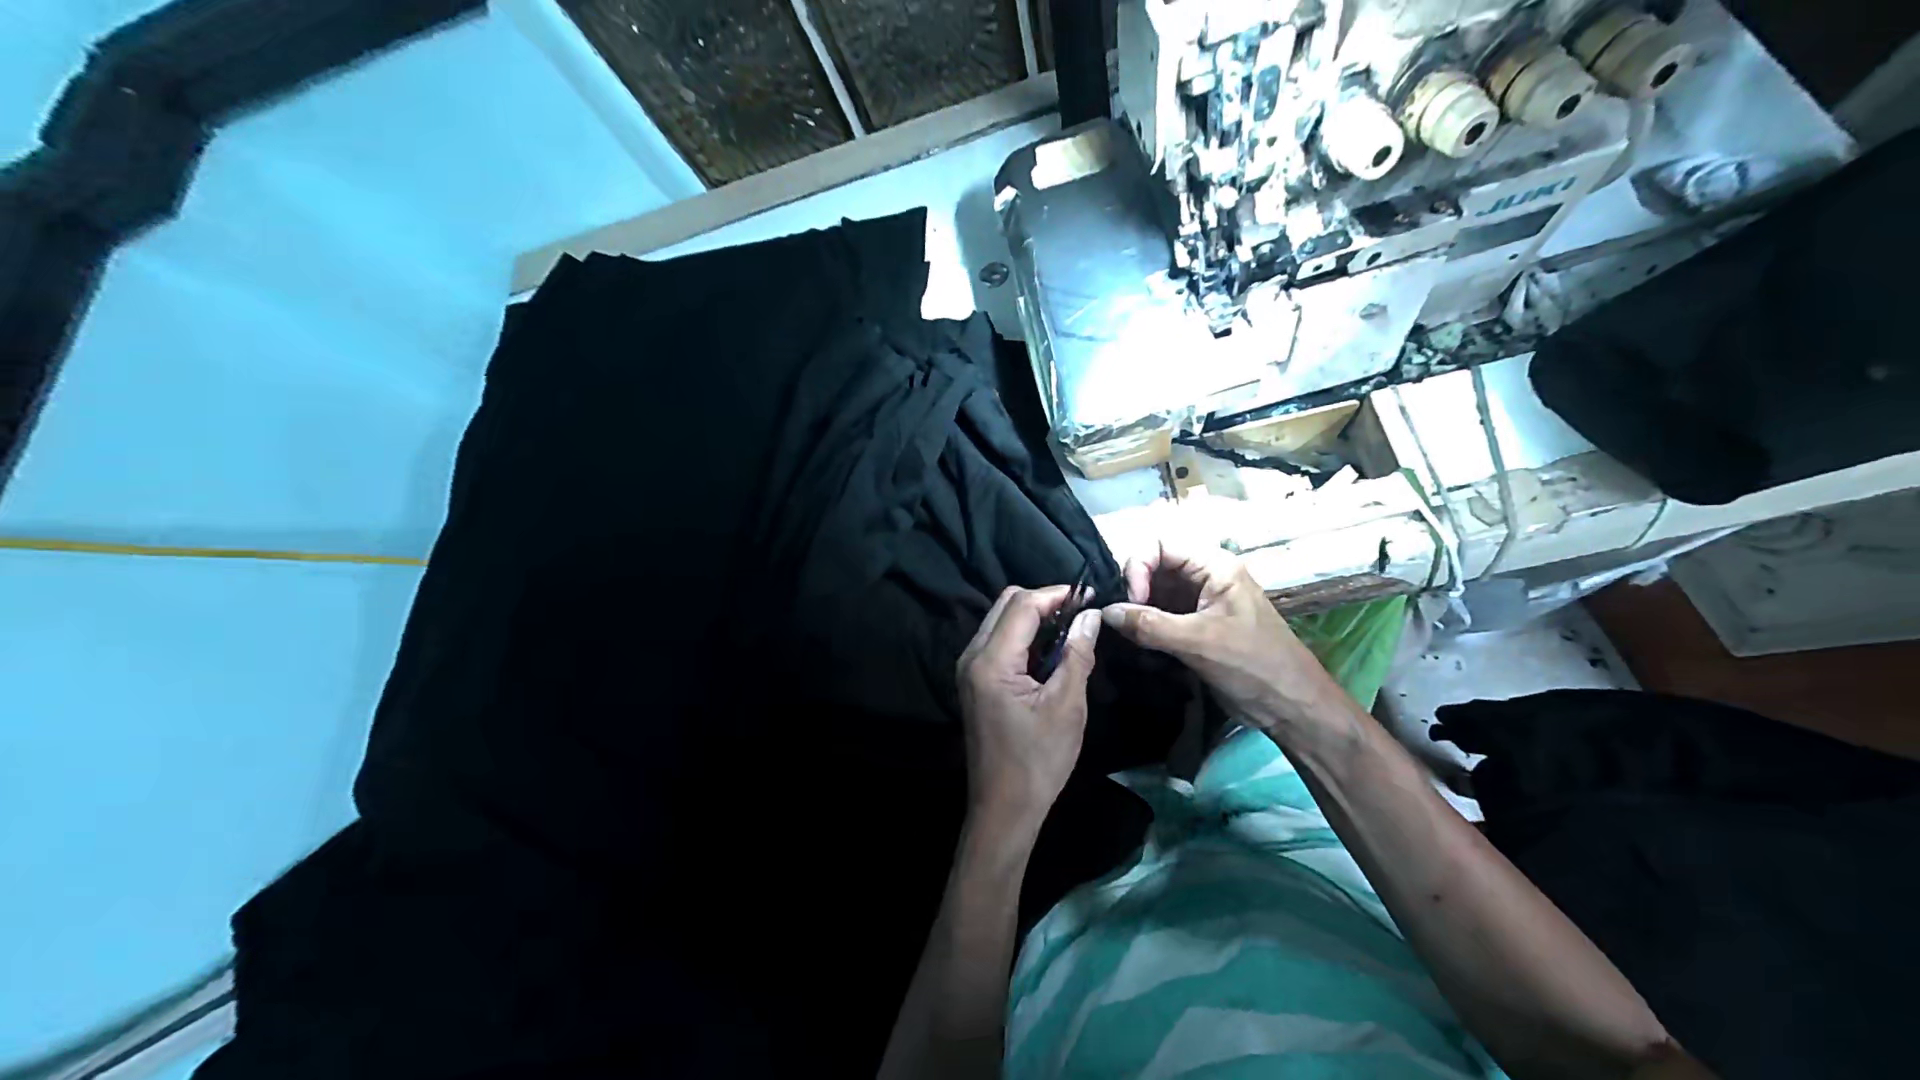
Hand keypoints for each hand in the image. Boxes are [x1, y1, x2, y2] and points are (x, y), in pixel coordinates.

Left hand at [955, 585, 1100, 829]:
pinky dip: (1024, 637)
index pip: (1022, 605)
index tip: (1090, 597)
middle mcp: (972, 656)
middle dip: (1044, 601)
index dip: (1057, 594)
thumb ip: (1077, 655)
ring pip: (1000, 620)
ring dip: (1034, 618)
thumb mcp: (1066, 707)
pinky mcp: (974, 681)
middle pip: (1006, 604)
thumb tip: (1091, 616)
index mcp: (991, 661)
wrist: (1004, 808)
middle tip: (1082, 614)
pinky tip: (1050, 651)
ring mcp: (969, 669)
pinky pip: (998, 641)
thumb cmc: (1038, 761)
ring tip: (1071, 630)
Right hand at [1101, 542, 1349, 736]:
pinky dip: (1144, 629)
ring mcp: (1198, 602)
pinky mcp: (1193, 627)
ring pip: (1153, 594)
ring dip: (1136, 613)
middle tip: (1123, 621)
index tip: (1132, 600)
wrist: (1289, 704)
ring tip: (1125, 636)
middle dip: (1133, 591)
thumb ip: (1149, 625)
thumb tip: (1106, 612)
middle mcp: (1204, 577)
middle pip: (1153, 568)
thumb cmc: (1252, 664)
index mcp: (1214, 566)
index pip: (1160, 545)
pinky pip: (1159, 617)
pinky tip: (1136, 646)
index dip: (1139, 567)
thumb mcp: (1199, 642)